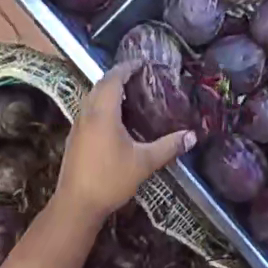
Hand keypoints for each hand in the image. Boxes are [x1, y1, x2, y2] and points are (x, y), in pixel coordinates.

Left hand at [56, 59, 195, 220]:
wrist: (77, 204)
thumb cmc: (110, 179)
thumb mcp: (145, 162)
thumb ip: (169, 146)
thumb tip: (193, 136)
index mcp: (103, 112)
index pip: (113, 78)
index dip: (128, 67)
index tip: (143, 63)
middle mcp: (87, 113)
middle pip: (101, 85)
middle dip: (119, 77)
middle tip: (140, 78)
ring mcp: (77, 126)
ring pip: (92, 98)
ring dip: (109, 92)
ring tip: (131, 97)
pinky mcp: (74, 139)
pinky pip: (89, 112)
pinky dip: (103, 107)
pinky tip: (117, 122)